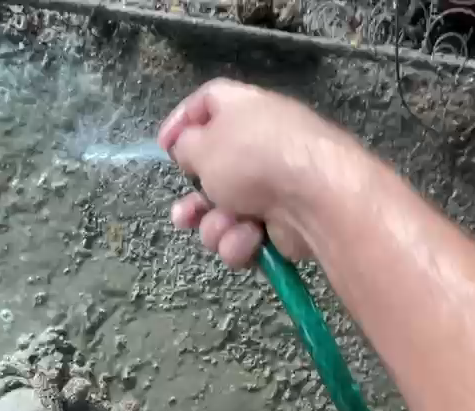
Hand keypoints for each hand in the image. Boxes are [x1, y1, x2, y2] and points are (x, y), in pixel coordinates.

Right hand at [157, 79, 365, 268]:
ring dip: (217, 228)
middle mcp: (258, 146)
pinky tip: (250, 239)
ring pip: (224, 216)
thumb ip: (186, 146)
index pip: (207, 103)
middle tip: (183, 218)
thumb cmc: (253, 158)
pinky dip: (242, 242)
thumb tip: (188, 148)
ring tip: (227, 226)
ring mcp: (271, 188)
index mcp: (242, 110)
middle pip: (213, 175)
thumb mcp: (204, 144)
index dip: (181, 123)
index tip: (163, 147)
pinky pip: (245, 238)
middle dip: (195, 203)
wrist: (311, 198)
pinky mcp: (280, 225)